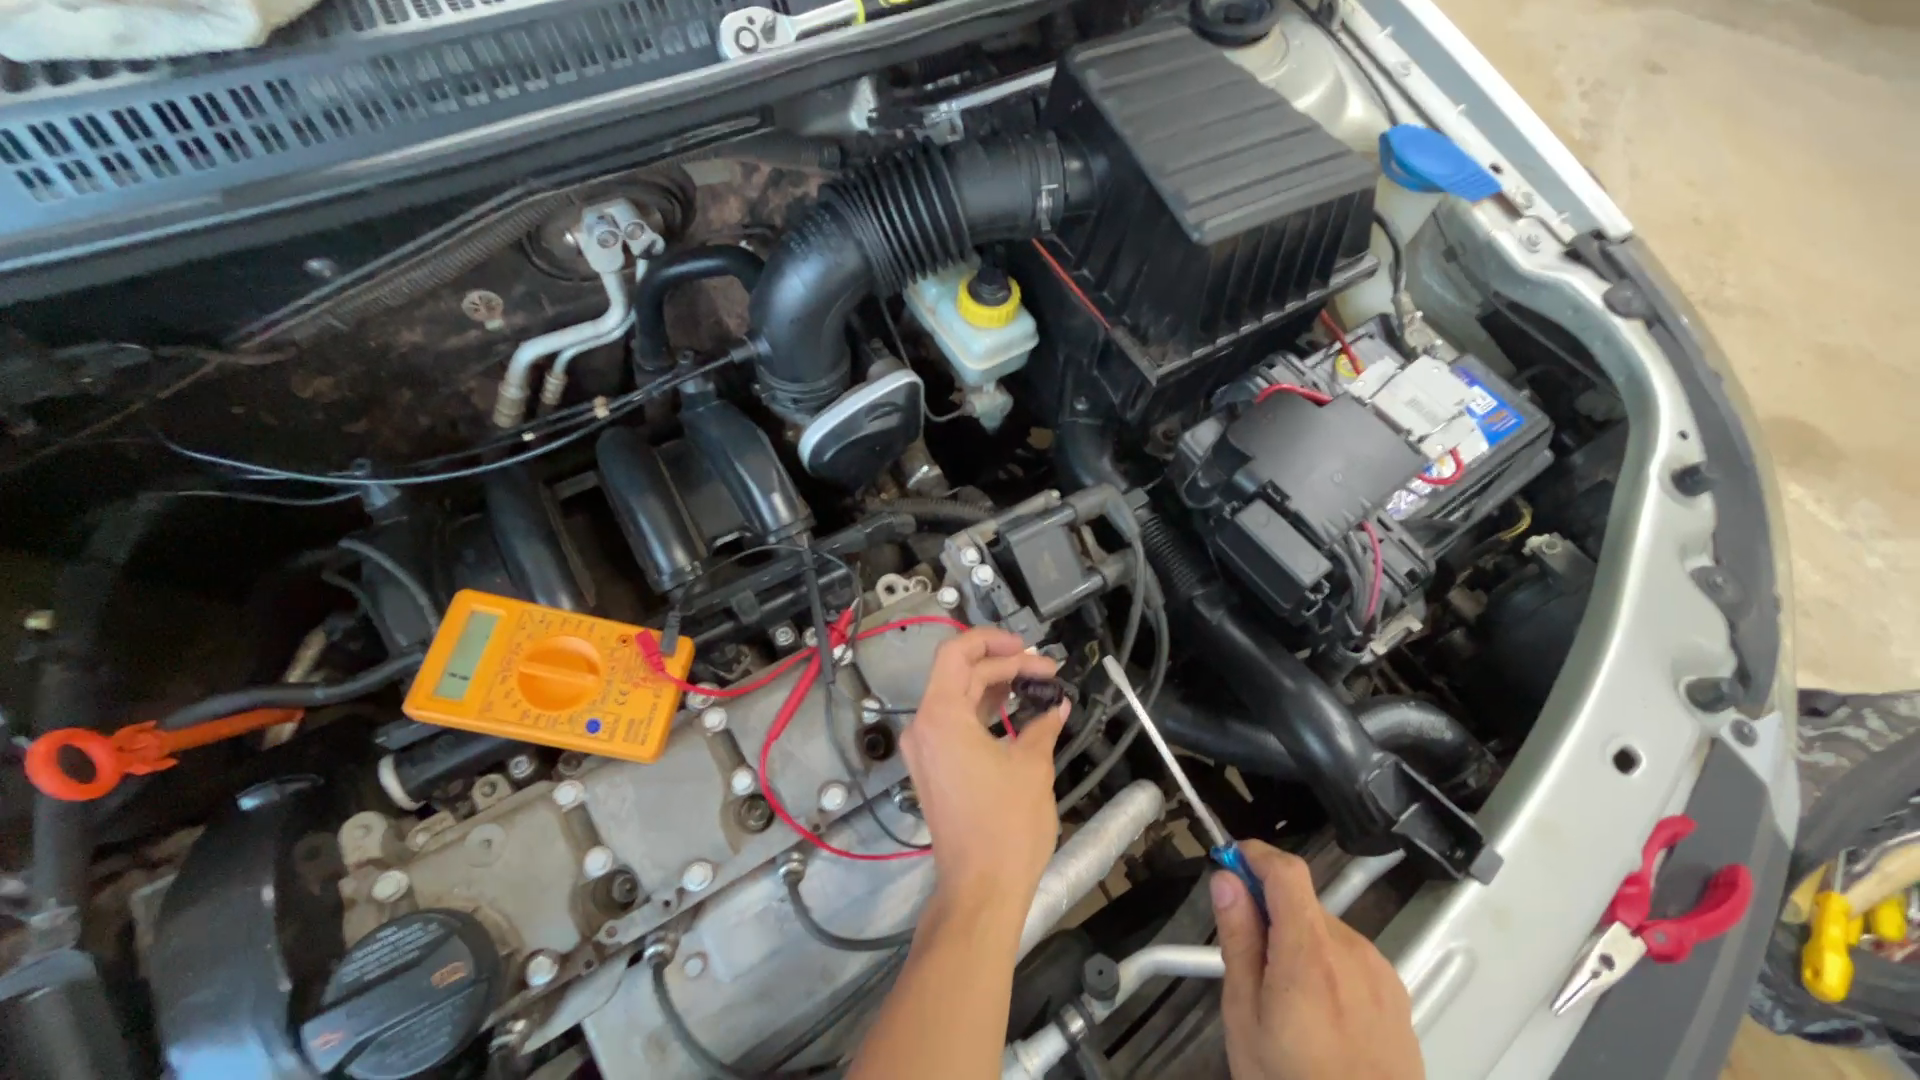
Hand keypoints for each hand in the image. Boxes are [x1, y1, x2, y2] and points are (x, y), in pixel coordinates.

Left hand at [900, 627, 1068, 913]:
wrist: (981, 888)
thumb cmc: (1006, 824)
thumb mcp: (1032, 765)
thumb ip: (1042, 725)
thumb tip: (1056, 705)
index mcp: (940, 716)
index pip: (955, 653)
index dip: (991, 640)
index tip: (1027, 646)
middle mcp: (923, 727)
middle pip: (958, 674)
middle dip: (1003, 665)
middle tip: (1046, 671)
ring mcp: (925, 750)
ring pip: (956, 698)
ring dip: (994, 687)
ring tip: (1036, 686)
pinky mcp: (933, 769)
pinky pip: (954, 724)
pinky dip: (983, 712)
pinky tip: (1015, 713)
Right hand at [1213, 841, 1423, 1079]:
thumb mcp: (1246, 1016)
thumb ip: (1238, 940)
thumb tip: (1227, 882)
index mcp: (1310, 952)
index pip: (1287, 871)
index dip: (1255, 855)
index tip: (1230, 859)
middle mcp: (1352, 951)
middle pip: (1303, 903)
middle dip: (1269, 912)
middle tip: (1242, 954)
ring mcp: (1380, 973)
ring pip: (1325, 932)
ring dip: (1297, 941)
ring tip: (1279, 998)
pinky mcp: (1396, 995)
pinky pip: (1350, 958)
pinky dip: (1326, 965)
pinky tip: (1315, 1013)